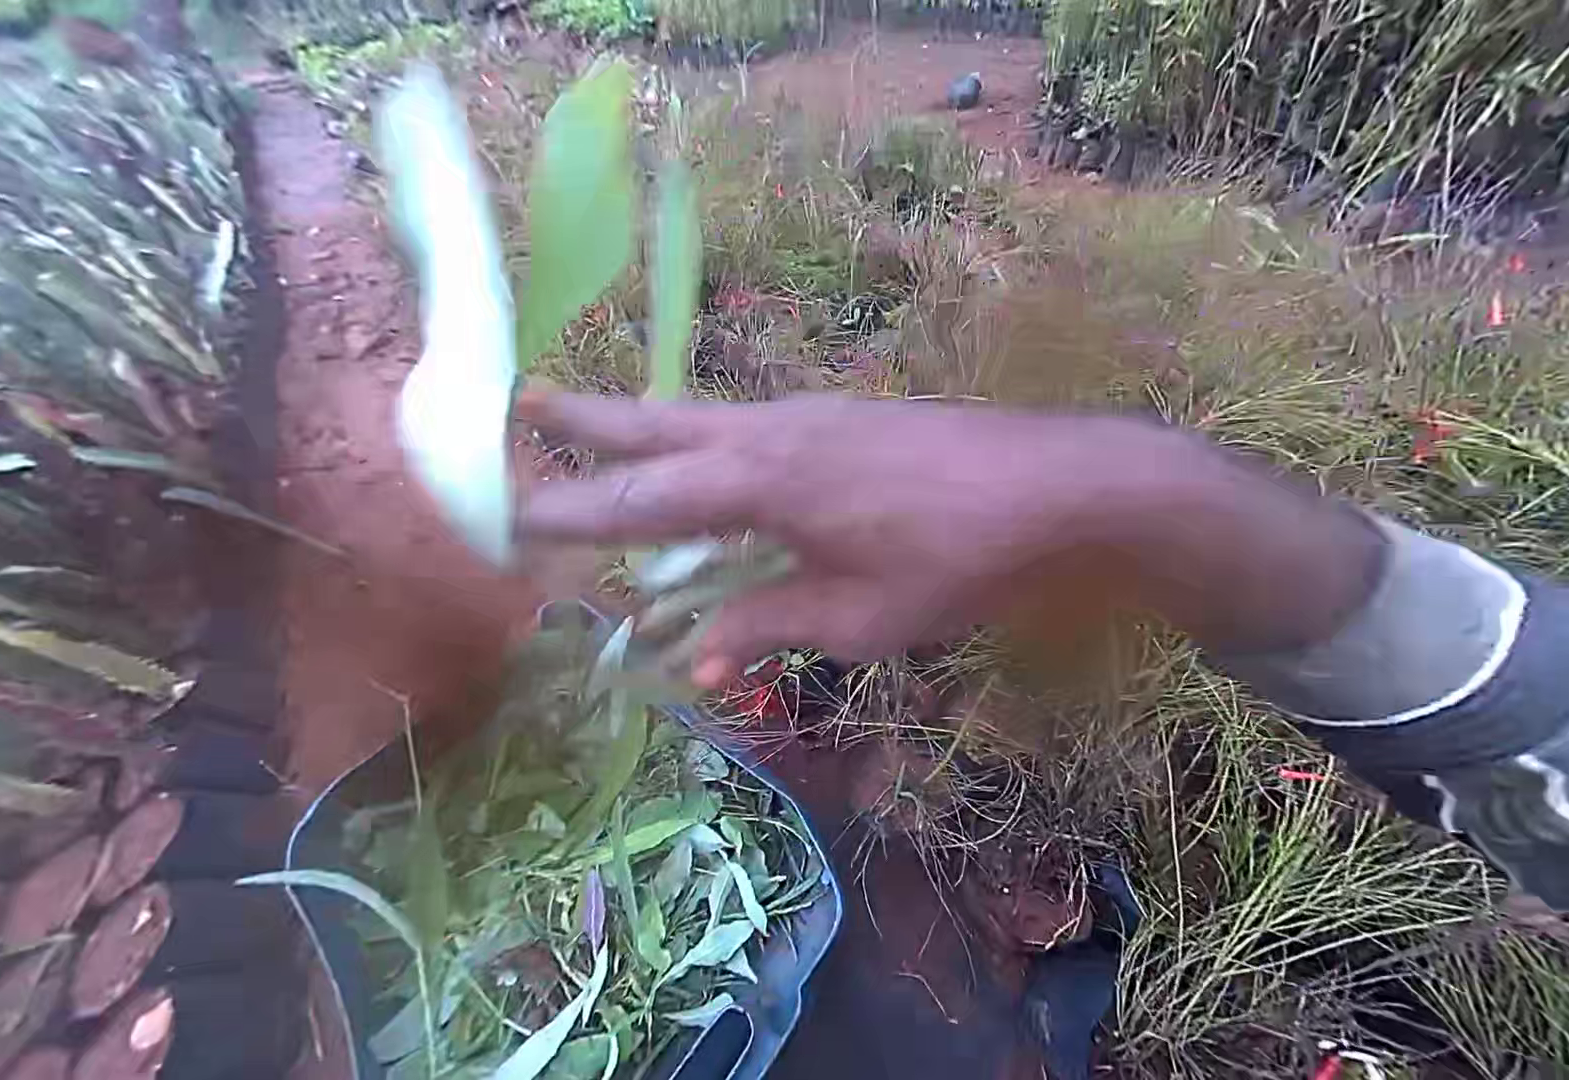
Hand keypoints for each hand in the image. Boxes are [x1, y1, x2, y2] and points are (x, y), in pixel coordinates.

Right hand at [517, 393, 1383, 685]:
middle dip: (589, 422)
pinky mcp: (846, 416)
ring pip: (707, 417)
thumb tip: (700, 657)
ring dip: (649, 425)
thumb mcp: (863, 615)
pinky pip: (754, 426)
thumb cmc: (960, 560)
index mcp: (765, 482)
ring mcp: (813, 414)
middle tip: (525, 403)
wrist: (1057, 487)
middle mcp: (775, 432)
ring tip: (601, 426)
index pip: (643, 502)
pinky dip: (711, 440)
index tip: (511, 515)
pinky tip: (713, 460)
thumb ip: (772, 623)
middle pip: (660, 424)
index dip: (573, 511)